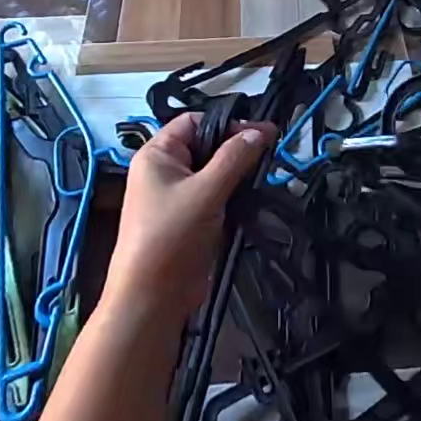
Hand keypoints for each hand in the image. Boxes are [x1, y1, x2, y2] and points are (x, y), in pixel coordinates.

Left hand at [101, 113, 276, 328]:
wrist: (152, 298)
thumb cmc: (169, 236)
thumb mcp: (206, 190)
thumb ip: (235, 157)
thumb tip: (261, 131)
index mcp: (157, 154)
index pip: (195, 122)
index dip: (227, 123)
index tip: (261, 133)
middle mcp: (165, 170)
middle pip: (207, 145)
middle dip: (236, 148)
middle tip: (269, 152)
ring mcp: (178, 195)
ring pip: (215, 171)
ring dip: (238, 173)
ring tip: (264, 174)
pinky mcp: (191, 218)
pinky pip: (217, 195)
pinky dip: (234, 194)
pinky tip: (254, 196)